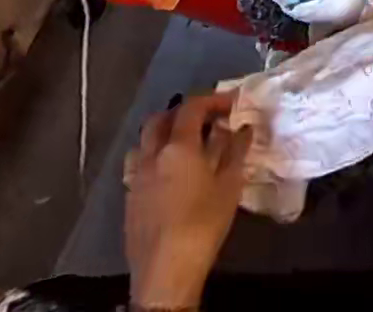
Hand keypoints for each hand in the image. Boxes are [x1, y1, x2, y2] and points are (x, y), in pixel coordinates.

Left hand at [125, 92, 250, 309]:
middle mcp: (151, 157)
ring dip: (166, 134)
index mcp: (178, 148)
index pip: (191, 107)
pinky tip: (174, 173)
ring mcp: (136, 179)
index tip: (232, 104)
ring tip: (189, 143)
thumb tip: (242, 128)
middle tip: (209, 119)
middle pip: (160, 119)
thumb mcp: (230, 183)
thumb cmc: (204, 222)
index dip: (213, 99)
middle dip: (185, 112)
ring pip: (145, 142)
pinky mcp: (130, 200)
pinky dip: (157, 157)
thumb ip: (236, 150)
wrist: (165, 272)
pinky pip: (140, 165)